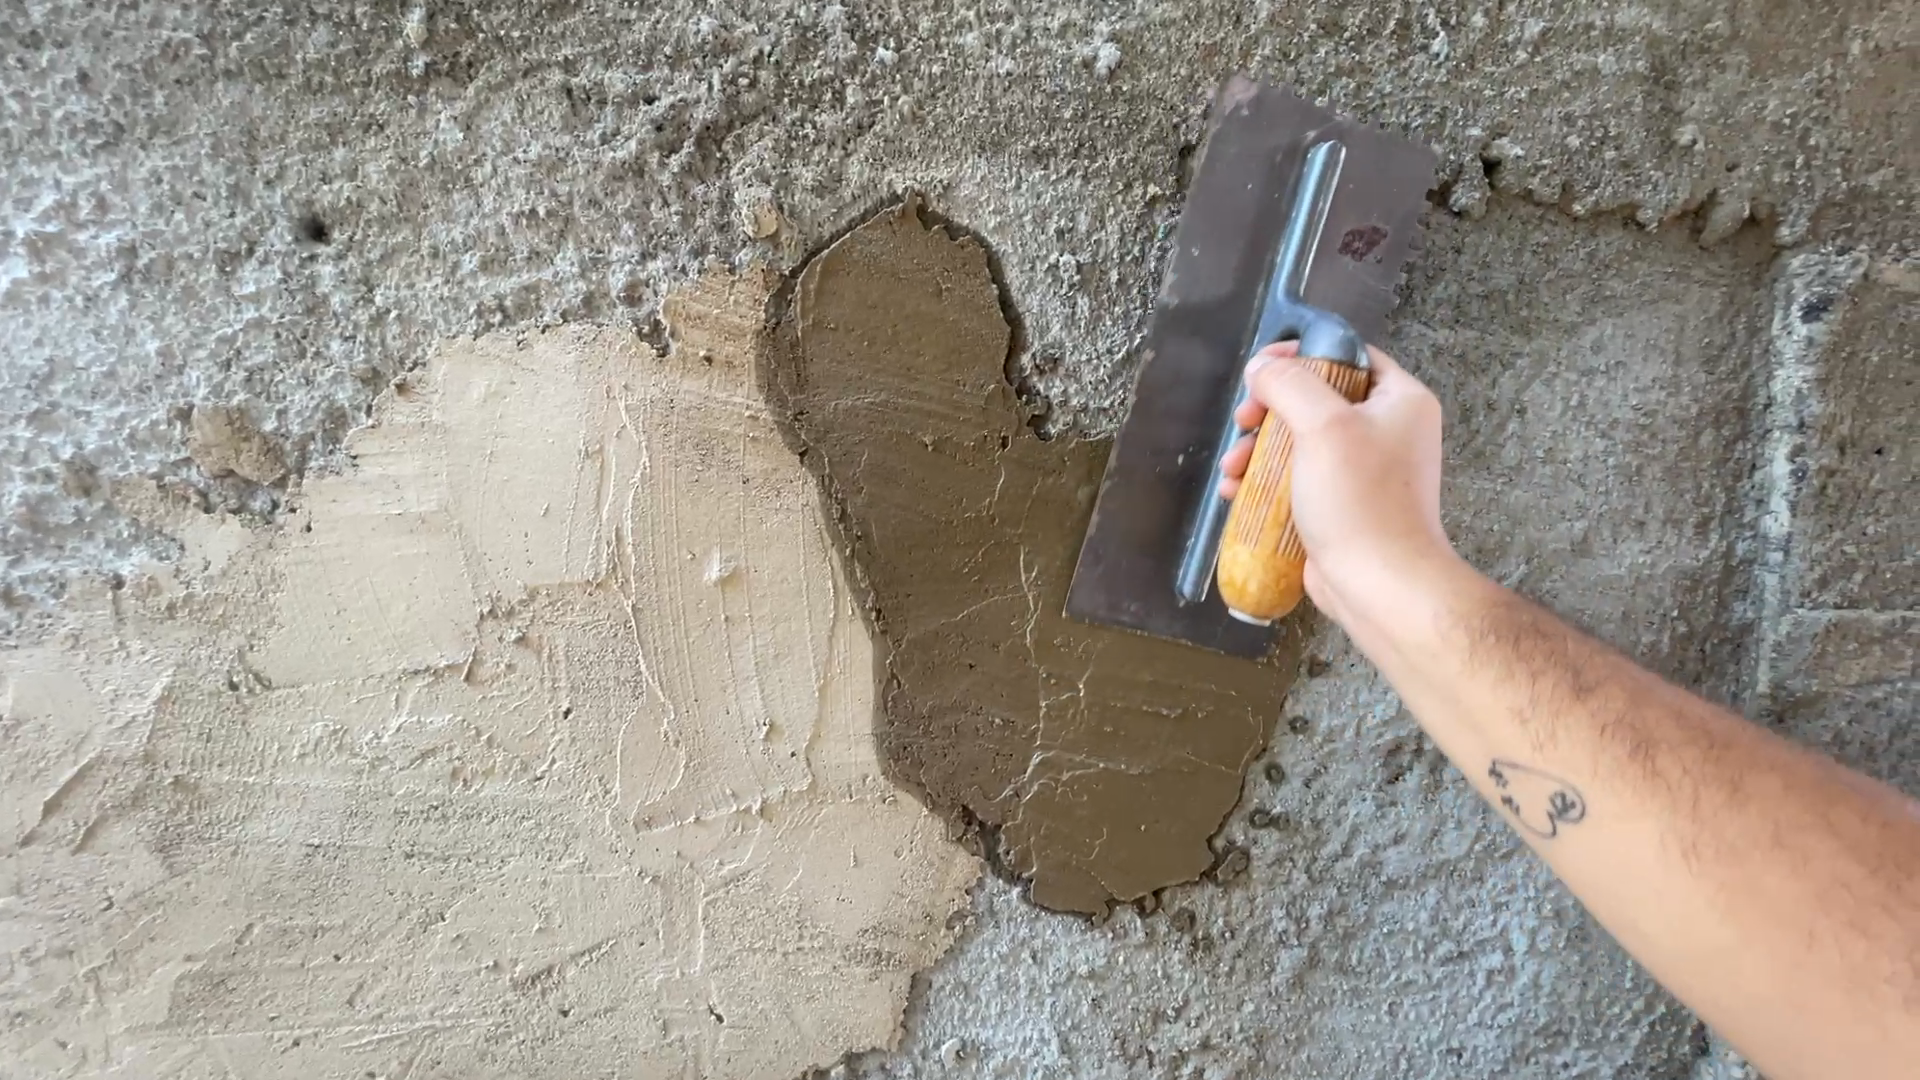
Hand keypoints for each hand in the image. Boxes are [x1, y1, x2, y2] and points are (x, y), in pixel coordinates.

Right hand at [1217, 341, 1452, 628]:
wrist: (1378, 583)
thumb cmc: (1359, 500)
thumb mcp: (1323, 427)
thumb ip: (1290, 386)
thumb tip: (1260, 368)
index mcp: (1400, 402)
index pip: (1349, 357)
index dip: (1302, 356)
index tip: (1261, 369)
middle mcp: (1386, 432)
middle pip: (1315, 400)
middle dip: (1268, 411)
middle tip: (1243, 421)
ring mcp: (1362, 472)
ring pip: (1298, 443)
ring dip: (1256, 450)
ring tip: (1231, 467)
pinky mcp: (1338, 506)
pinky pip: (1295, 480)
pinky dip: (1263, 482)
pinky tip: (1235, 492)